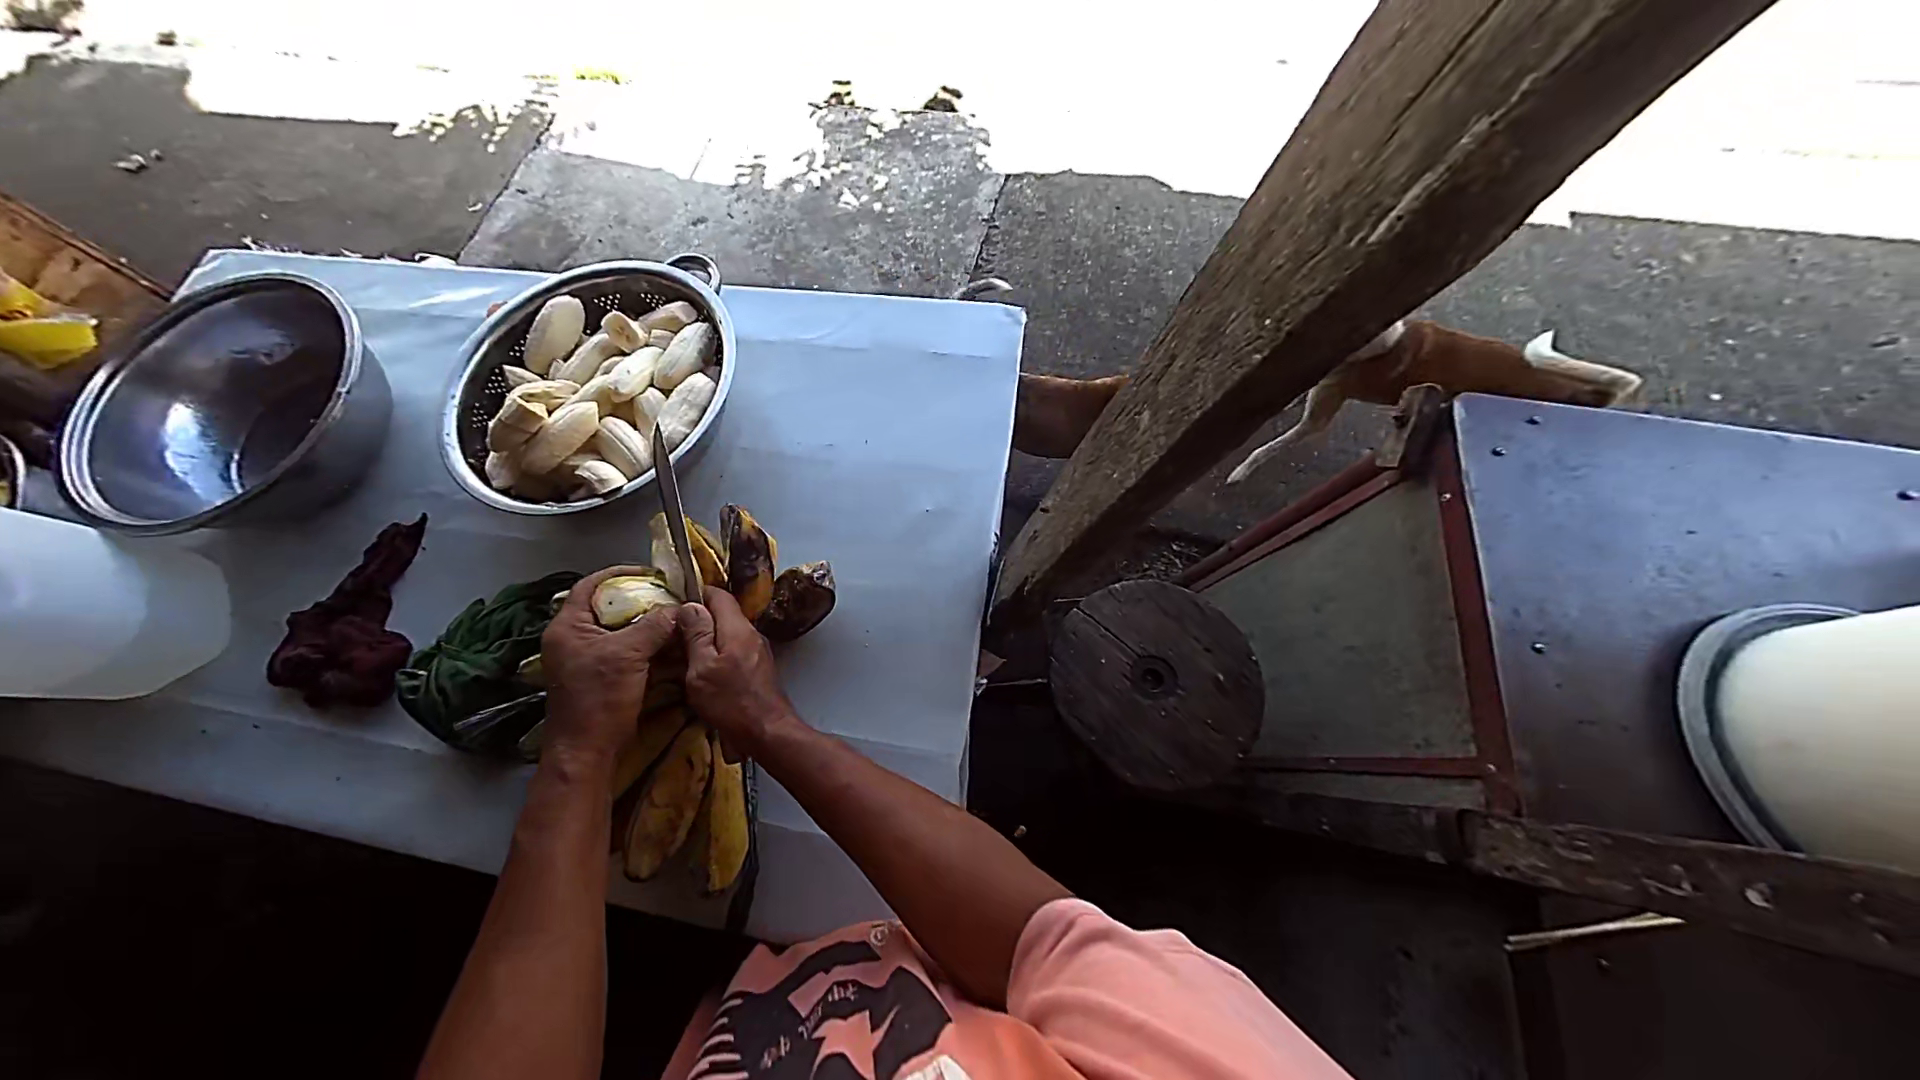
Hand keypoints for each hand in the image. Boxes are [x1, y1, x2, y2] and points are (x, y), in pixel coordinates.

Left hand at [540, 566, 680, 761]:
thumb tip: (680, 608)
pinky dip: (650, 644)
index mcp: (568, 627)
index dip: (621, 574)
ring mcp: (590, 657)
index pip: (591, 586)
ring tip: (678, 616)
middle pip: (611, 606)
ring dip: (650, 623)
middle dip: (643, 599)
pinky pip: (630, 649)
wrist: (589, 749)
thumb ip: (654, 625)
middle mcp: (576, 638)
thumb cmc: (600, 699)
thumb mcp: (628, 654)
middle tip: (672, 595)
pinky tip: (673, 642)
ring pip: (623, 629)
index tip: (653, 573)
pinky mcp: (605, 674)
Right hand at [679, 586, 798, 755]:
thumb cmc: (732, 702)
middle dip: (699, 618)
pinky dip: (717, 653)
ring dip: (707, 637)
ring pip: (728, 633)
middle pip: (724, 613)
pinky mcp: (758, 667)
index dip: (696, 594)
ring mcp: (757, 651)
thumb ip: (697, 635)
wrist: (767, 732)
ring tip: (682, 650)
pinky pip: (734, 649)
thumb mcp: (702, 668)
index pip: (719, 595)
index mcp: (738, 628)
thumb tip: (690, 605)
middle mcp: (751, 634)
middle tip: (673, 630)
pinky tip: (702, 668)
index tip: (675, 603)